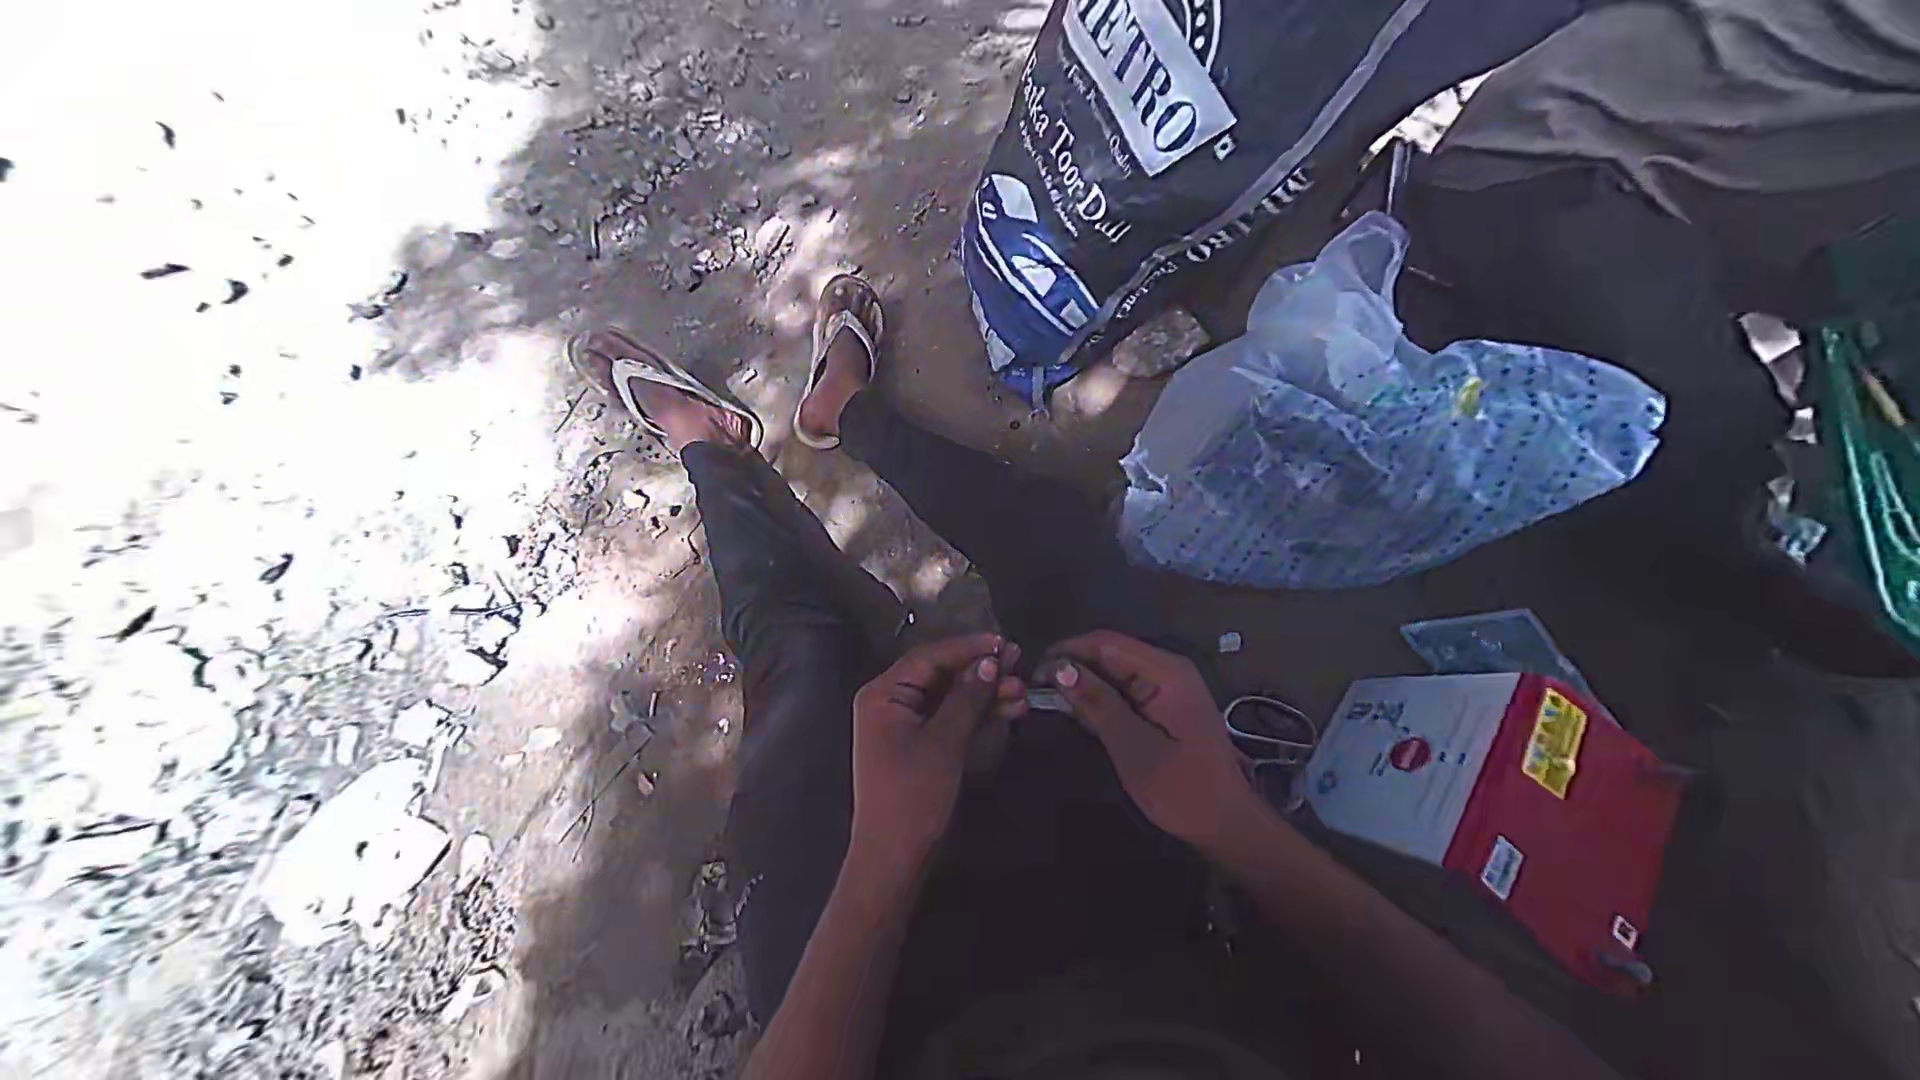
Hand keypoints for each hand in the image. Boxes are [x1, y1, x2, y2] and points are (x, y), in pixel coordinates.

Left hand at [848, 633, 1025, 876]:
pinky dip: (976, 714)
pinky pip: (950, 718)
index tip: (1003, 643)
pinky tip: (1008, 709)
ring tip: (1021, 691)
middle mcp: (890, 702)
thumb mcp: (944, 742)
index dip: (968, 648)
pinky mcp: (920, 744)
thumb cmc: (913, 796)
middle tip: (1019, 662)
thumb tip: (990, 662)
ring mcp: (905, 725)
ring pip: (950, 697)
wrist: (895, 860)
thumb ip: (967, 697)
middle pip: (940, 674)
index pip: (929, 657)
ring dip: (984, 693)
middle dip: (980, 671)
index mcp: (883, 694)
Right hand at [1043, 631, 1254, 849]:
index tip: (1034, 675)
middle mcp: (1168, 667)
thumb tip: (1059, 668)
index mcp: (1167, 672)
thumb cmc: (1183, 791)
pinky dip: (1098, 696)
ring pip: (1112, 667)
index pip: (1106, 643)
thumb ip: (1098, 704)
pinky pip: (1122, 685)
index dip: (1067, 652)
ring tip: (1051, 702)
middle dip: (1072, 666)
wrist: (1227, 824)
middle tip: (1038, 692)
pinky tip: (1079, 713)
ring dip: (1082, 682)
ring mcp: (1167, 683)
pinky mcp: (1163, 700)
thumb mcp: (1133, 749)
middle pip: (1108, 651)